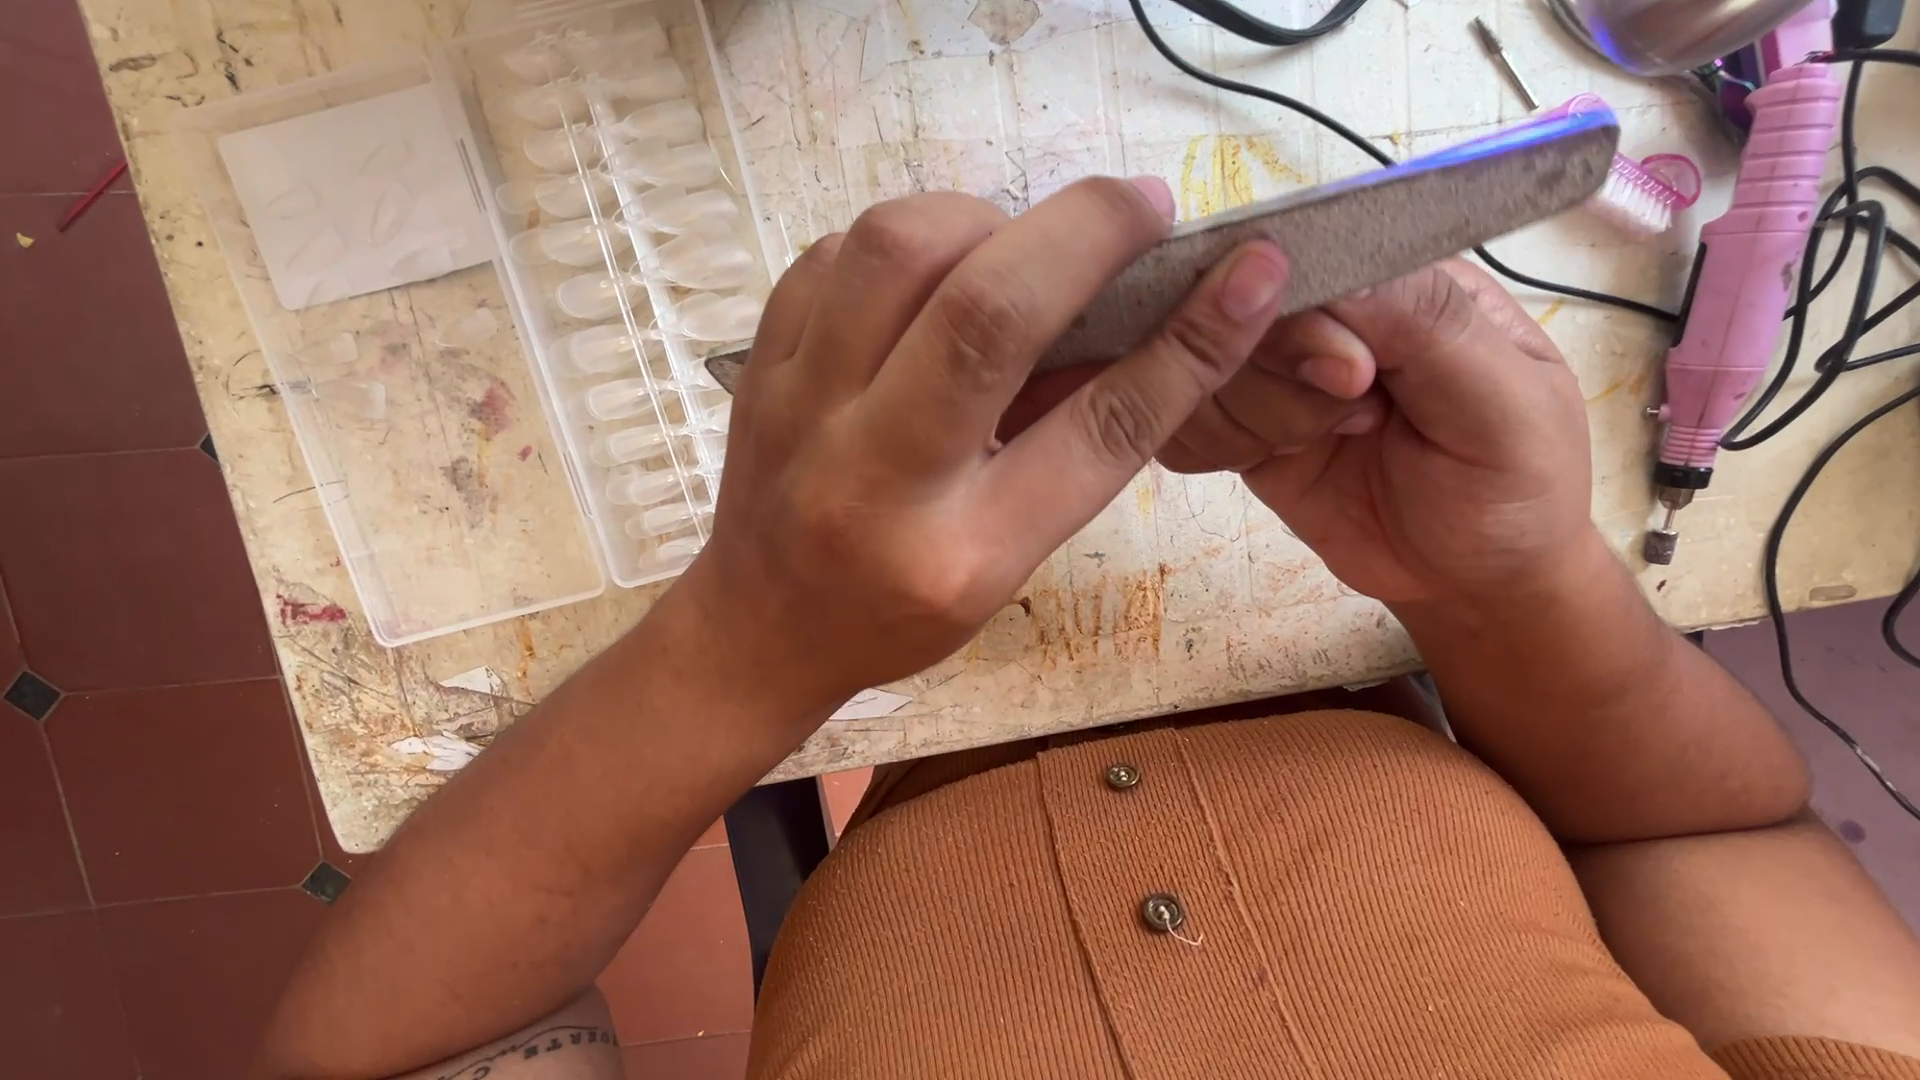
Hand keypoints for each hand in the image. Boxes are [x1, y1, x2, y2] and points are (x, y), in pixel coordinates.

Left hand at [675, 178, 1295, 713]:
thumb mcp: (1002, 565)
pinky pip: (837, 253)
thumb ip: (1068, 458)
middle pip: (986, 314)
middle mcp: (873, 476)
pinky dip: (907, 236)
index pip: (1093, 433)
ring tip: (1018, 247)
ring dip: (984, 219)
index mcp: (959, 553)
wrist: (761, 629)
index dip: (1184, 346)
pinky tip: (934, 270)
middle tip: (1139, 207)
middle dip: (1084, 230)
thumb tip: (1130, 327)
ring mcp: (800, 407)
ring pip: (896, 249)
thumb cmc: (897, 615)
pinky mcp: (761, 363)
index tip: (1247, 275)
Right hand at [1187, 259, 1597, 604]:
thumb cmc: (1511, 489)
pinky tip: (1269, 466)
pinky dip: (1214, 447)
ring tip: (1319, 452)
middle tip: (1349, 429)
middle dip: (1280, 385)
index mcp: (1401, 288)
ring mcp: (1279, 381)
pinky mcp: (1246, 430)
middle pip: (1241, 318)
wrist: (1463, 583)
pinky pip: (1190, 422)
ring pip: (1206, 373)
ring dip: (1254, 425)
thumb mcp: (1504, 404)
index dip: (1308, 319)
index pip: (1314, 266)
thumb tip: (1333, 266)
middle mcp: (1330, 324)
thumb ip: (1429, 325)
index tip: (1346, 378)